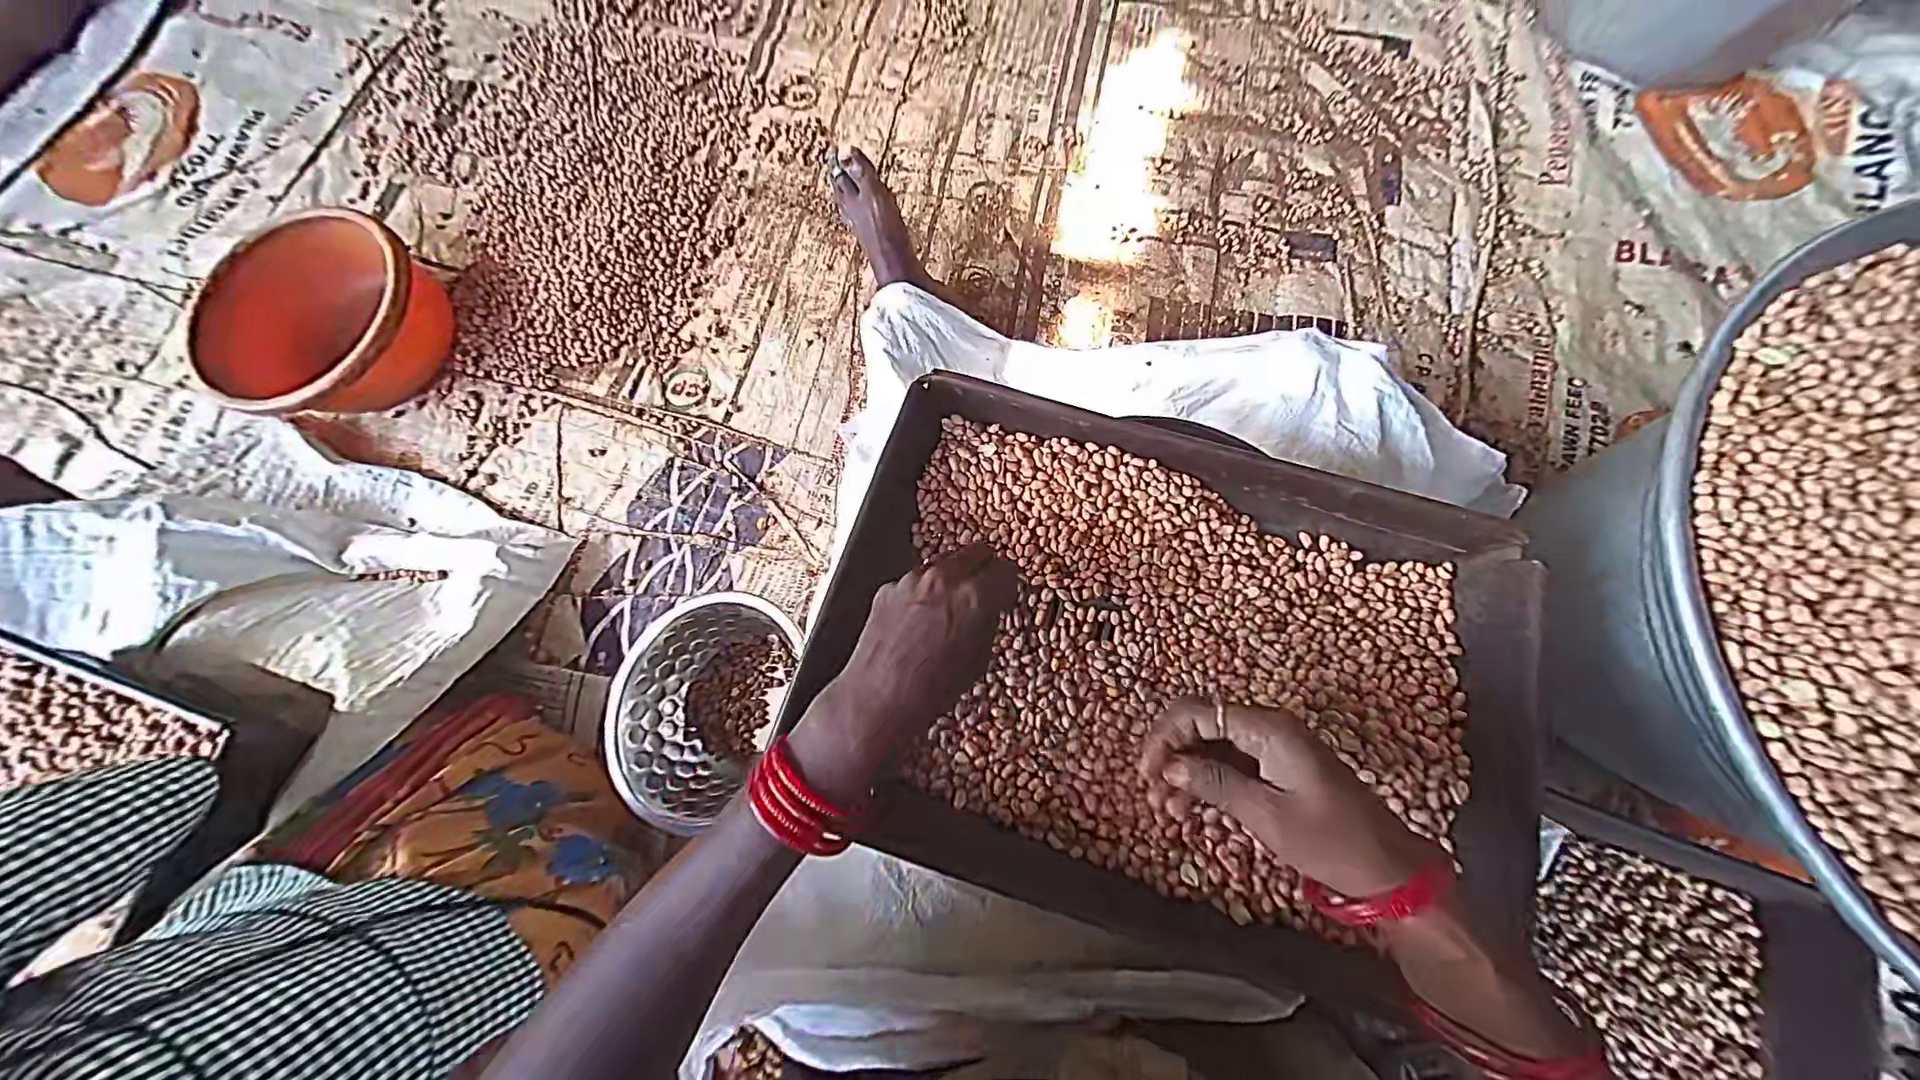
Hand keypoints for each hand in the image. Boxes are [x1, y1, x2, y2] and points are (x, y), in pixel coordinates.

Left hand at [790, 545, 1016, 800]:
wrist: (879, 698)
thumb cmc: (930, 689)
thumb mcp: (978, 658)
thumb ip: (988, 621)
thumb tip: (991, 606)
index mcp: (975, 597)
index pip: (1006, 570)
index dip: (1007, 584)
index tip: (1005, 591)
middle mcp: (943, 579)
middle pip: (976, 552)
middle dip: (983, 568)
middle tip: (985, 586)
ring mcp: (912, 580)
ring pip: (944, 563)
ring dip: (953, 578)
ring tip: (950, 607)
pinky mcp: (889, 587)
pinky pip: (916, 580)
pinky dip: (923, 592)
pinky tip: (919, 619)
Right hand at [1137, 699, 1439, 897]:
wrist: (1391, 871)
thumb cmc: (1331, 841)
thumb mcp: (1266, 814)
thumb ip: (1215, 783)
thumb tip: (1169, 767)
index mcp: (1268, 728)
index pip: (1197, 712)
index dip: (1165, 737)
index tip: (1147, 771)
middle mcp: (1267, 728)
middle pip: (1201, 725)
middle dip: (1172, 755)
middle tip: (1153, 792)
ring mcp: (1272, 747)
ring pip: (1211, 746)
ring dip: (1185, 772)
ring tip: (1167, 808)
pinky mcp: (1276, 768)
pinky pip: (1229, 764)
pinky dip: (1206, 782)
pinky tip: (1189, 809)